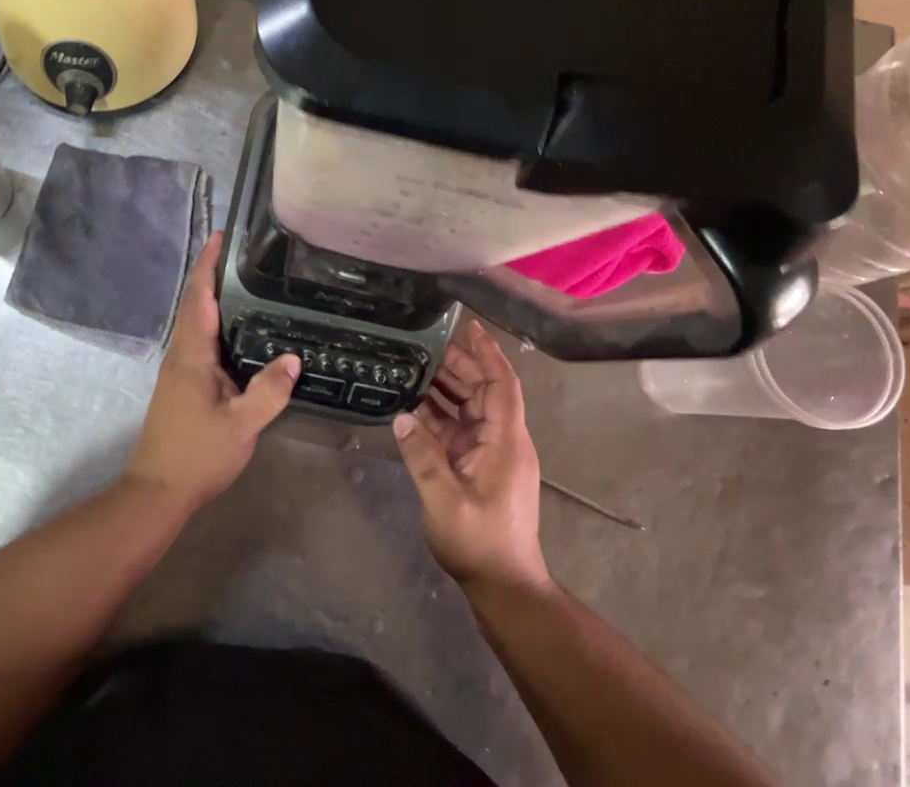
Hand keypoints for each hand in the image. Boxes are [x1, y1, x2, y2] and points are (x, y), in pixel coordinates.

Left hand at [125, 233, 299, 509]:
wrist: (157, 492)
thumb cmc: (197, 455)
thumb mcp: (241, 425)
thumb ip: (268, 391)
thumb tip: (292, 359)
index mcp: (191, 357)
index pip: (199, 299)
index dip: (209, 267)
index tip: (221, 237)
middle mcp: (180, 356)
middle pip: (194, 305)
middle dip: (212, 276)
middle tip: (243, 255)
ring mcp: (178, 373)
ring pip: (196, 325)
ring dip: (213, 300)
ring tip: (245, 285)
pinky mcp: (182, 388)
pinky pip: (200, 343)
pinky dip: (216, 326)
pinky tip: (238, 334)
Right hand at [394, 320, 550, 590]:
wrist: (503, 584)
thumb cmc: (480, 541)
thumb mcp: (445, 500)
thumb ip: (422, 457)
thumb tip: (403, 418)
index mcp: (505, 441)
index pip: (502, 384)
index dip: (488, 353)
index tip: (470, 326)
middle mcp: (502, 441)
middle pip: (484, 392)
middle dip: (459, 366)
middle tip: (426, 344)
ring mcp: (491, 455)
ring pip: (471, 410)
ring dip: (447, 389)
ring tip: (416, 367)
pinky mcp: (478, 469)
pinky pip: (460, 432)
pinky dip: (440, 417)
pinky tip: (414, 407)